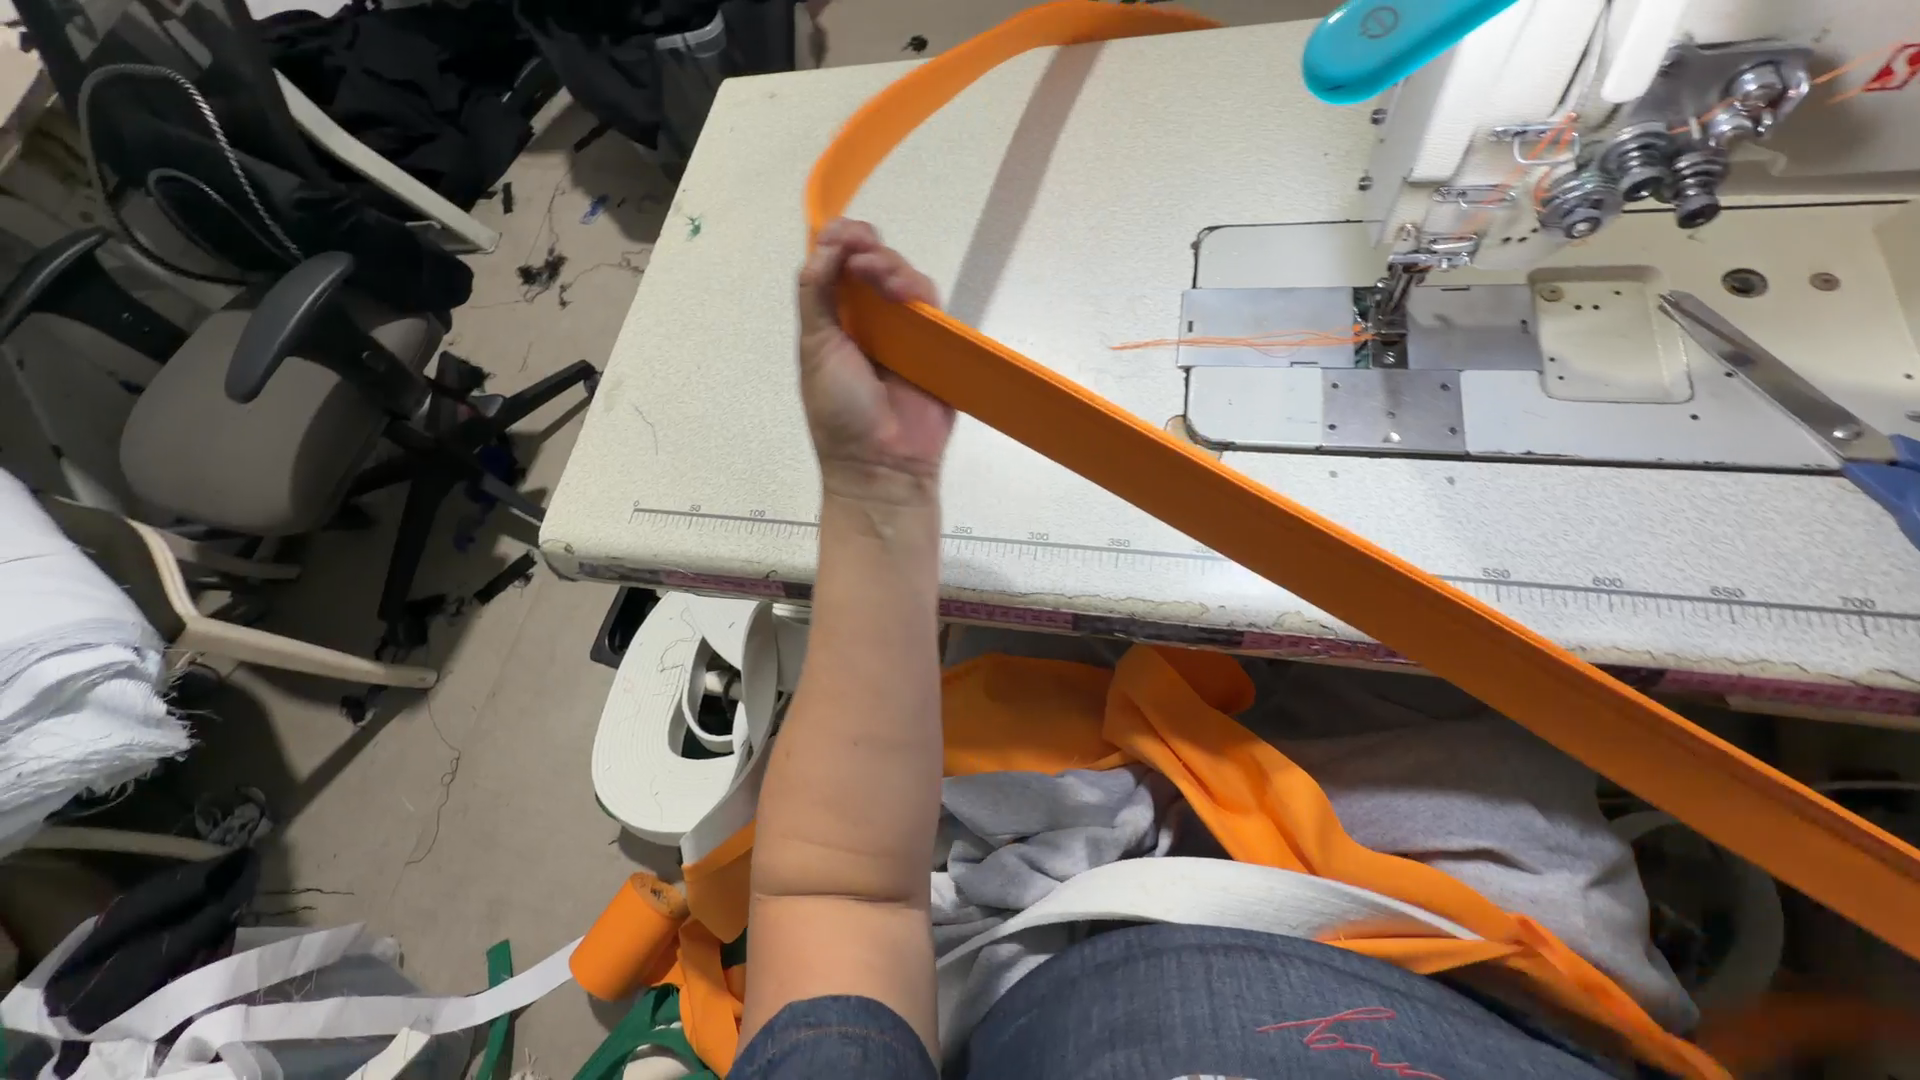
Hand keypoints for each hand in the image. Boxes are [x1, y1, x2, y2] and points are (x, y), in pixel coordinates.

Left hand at [798, 218, 954, 505]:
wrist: (883, 463)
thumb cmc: (841, 411)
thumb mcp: (815, 349)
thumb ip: (815, 296)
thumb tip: (821, 246)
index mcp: (835, 323)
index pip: (837, 268)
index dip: (840, 243)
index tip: (839, 233)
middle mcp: (869, 322)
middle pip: (873, 265)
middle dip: (866, 248)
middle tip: (860, 253)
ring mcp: (905, 333)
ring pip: (904, 280)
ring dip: (891, 267)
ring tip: (881, 277)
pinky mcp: (937, 345)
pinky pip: (932, 306)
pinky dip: (919, 291)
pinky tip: (904, 293)